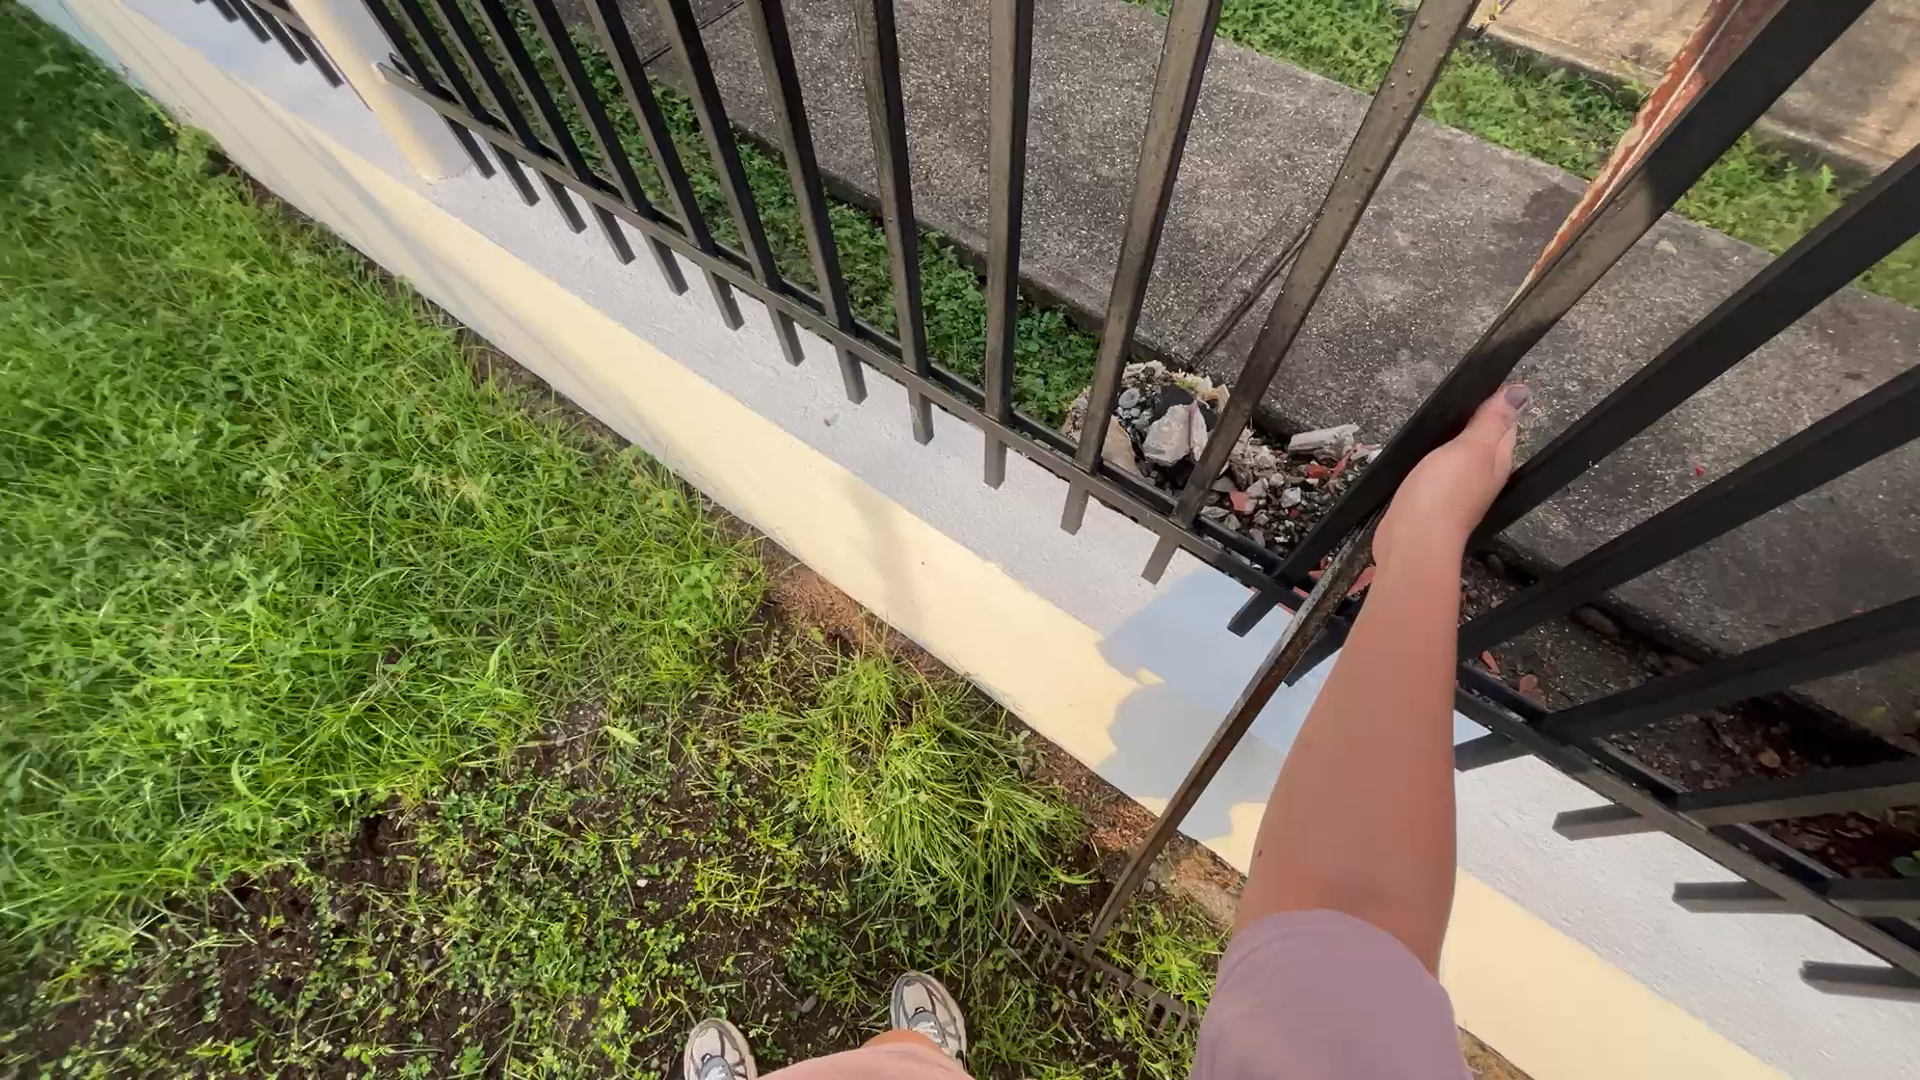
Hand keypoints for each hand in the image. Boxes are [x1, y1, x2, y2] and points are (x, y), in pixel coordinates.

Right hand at [1373, 384, 1528, 571]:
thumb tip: (1520, 391)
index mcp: (1498, 460)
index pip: (1505, 425)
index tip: (1477, 383)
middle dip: (1471, 423)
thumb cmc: (1442, 491)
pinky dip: (1433, 463)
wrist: (1412, 539)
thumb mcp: (1469, 449)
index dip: (1496, 404)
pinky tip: (1420, 459)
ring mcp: (1457, 492)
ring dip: (1451, 443)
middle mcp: (1483, 476)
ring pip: (1459, 459)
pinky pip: (1438, 475)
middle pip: (1483, 442)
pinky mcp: (1432, 502)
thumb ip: (1491, 421)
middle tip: (1452, 402)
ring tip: (1434, 427)